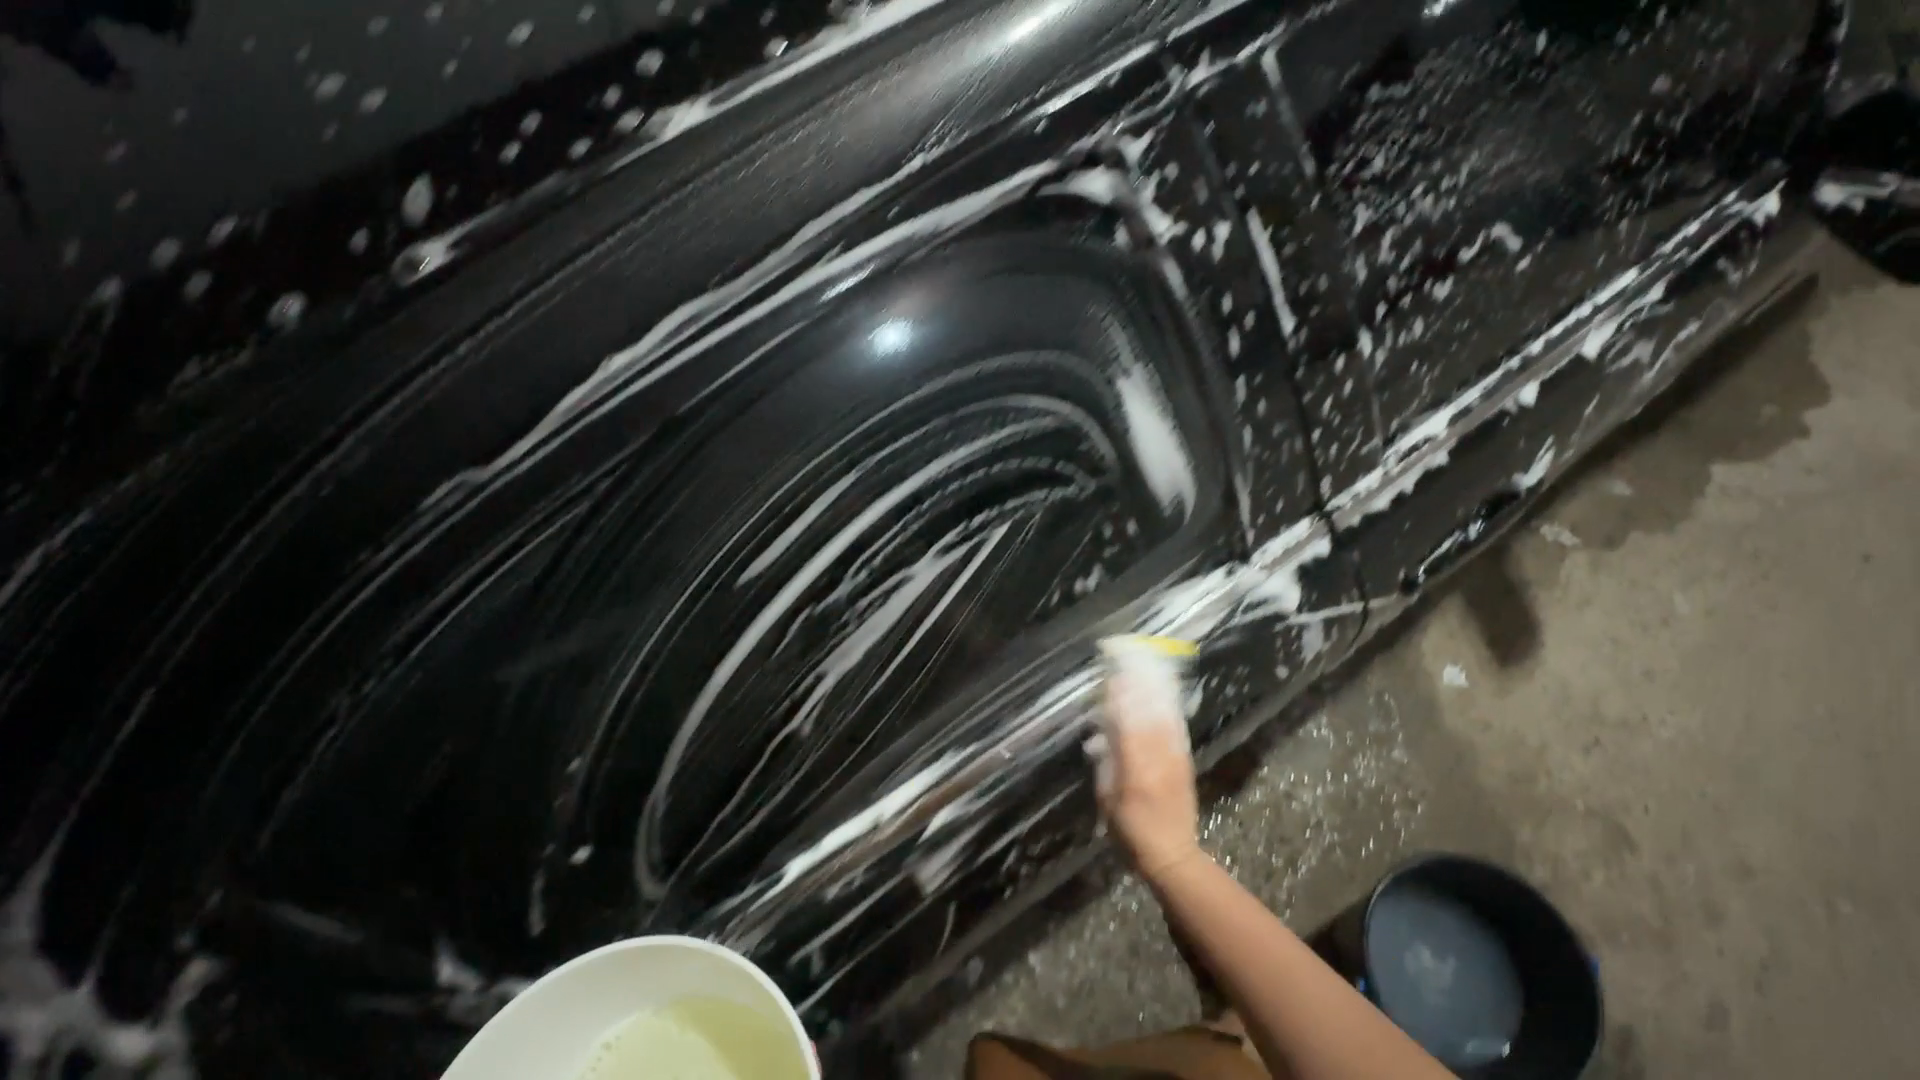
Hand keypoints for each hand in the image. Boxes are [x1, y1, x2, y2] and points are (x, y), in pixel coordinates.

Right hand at [1093, 669, 1202, 880]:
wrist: (1172, 853)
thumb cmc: (1129, 831)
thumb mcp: (1107, 799)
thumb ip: (1106, 762)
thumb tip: (1103, 732)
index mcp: (1134, 770)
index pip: (1125, 724)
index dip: (1119, 698)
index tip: (1111, 676)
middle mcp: (1157, 758)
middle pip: (1148, 713)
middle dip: (1138, 686)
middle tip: (1129, 662)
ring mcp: (1175, 758)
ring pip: (1165, 716)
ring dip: (1155, 691)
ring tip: (1147, 668)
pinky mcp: (1186, 761)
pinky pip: (1177, 728)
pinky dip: (1169, 708)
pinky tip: (1164, 695)